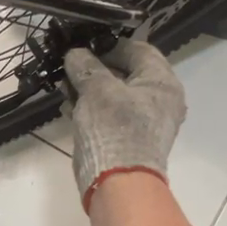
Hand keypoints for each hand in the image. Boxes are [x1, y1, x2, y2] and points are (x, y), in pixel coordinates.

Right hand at [64, 41, 186, 208]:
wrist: (117, 180)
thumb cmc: (114, 128)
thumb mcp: (97, 90)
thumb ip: (86, 66)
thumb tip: (75, 54)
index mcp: (162, 82)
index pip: (139, 50)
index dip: (110, 45)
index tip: (83, 46)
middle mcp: (159, 99)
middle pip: (126, 72)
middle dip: (94, 68)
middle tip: (69, 65)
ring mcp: (144, 120)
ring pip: (114, 94)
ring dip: (88, 88)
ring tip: (64, 85)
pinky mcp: (127, 137)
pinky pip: (108, 113)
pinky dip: (90, 107)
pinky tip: (69, 106)